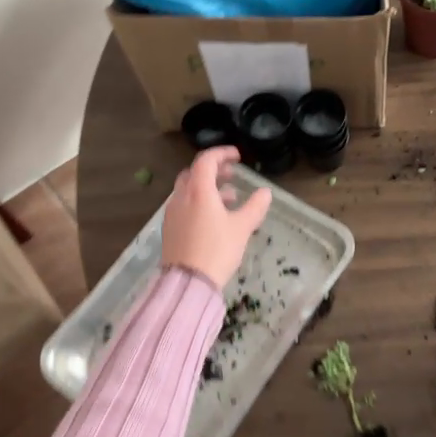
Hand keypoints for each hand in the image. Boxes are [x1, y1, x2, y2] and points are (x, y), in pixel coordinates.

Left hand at [161, 147, 270, 288]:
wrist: (188, 282)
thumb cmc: (218, 250)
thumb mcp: (242, 228)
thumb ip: (255, 207)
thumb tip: (265, 192)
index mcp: (198, 191)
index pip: (206, 160)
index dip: (222, 153)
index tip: (237, 156)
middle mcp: (181, 197)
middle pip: (194, 173)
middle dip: (213, 170)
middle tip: (231, 175)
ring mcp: (172, 213)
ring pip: (188, 190)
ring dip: (206, 187)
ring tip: (228, 198)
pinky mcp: (170, 228)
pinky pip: (184, 205)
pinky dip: (198, 202)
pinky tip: (212, 218)